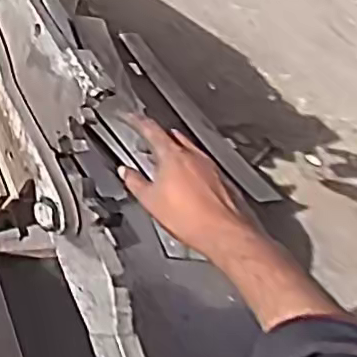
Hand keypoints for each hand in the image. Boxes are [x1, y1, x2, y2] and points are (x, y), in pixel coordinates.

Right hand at [120, 117, 264, 262]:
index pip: (151, 129)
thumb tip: (126, 172)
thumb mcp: (149, 200)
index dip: (138, 121)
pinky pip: (205, 168)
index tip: (131, 117)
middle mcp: (195, 157)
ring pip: (192, 152)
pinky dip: (194, 170)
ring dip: (178, 153)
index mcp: (173, 155)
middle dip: (160, 137)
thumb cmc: (192, 219)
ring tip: (168, 163)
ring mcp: (213, 170)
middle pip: (174, 138)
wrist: (229, 238)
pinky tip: (190, 183)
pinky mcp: (226, 184)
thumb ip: (134, 181)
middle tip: (149, 139)